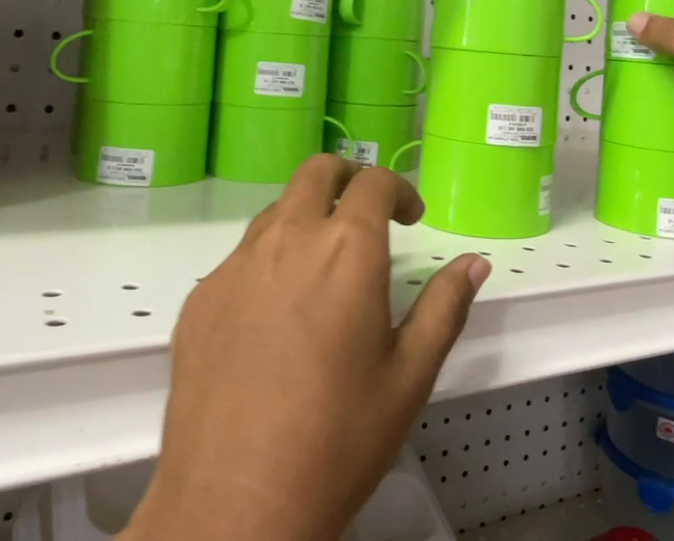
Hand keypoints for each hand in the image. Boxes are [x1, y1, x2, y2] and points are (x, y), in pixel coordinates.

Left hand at [121, 156, 491, 540]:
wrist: (234, 502)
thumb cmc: (337, 440)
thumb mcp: (409, 376)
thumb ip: (445, 307)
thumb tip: (473, 264)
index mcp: (346, 252)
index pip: (373, 182)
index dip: (399, 189)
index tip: (410, 216)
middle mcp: (286, 242)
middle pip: (315, 172)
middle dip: (348, 178)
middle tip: (366, 214)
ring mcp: (234, 267)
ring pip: (275, 212)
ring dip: (307, 217)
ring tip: (324, 268)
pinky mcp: (200, 299)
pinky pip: (240, 258)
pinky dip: (269, 261)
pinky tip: (278, 317)